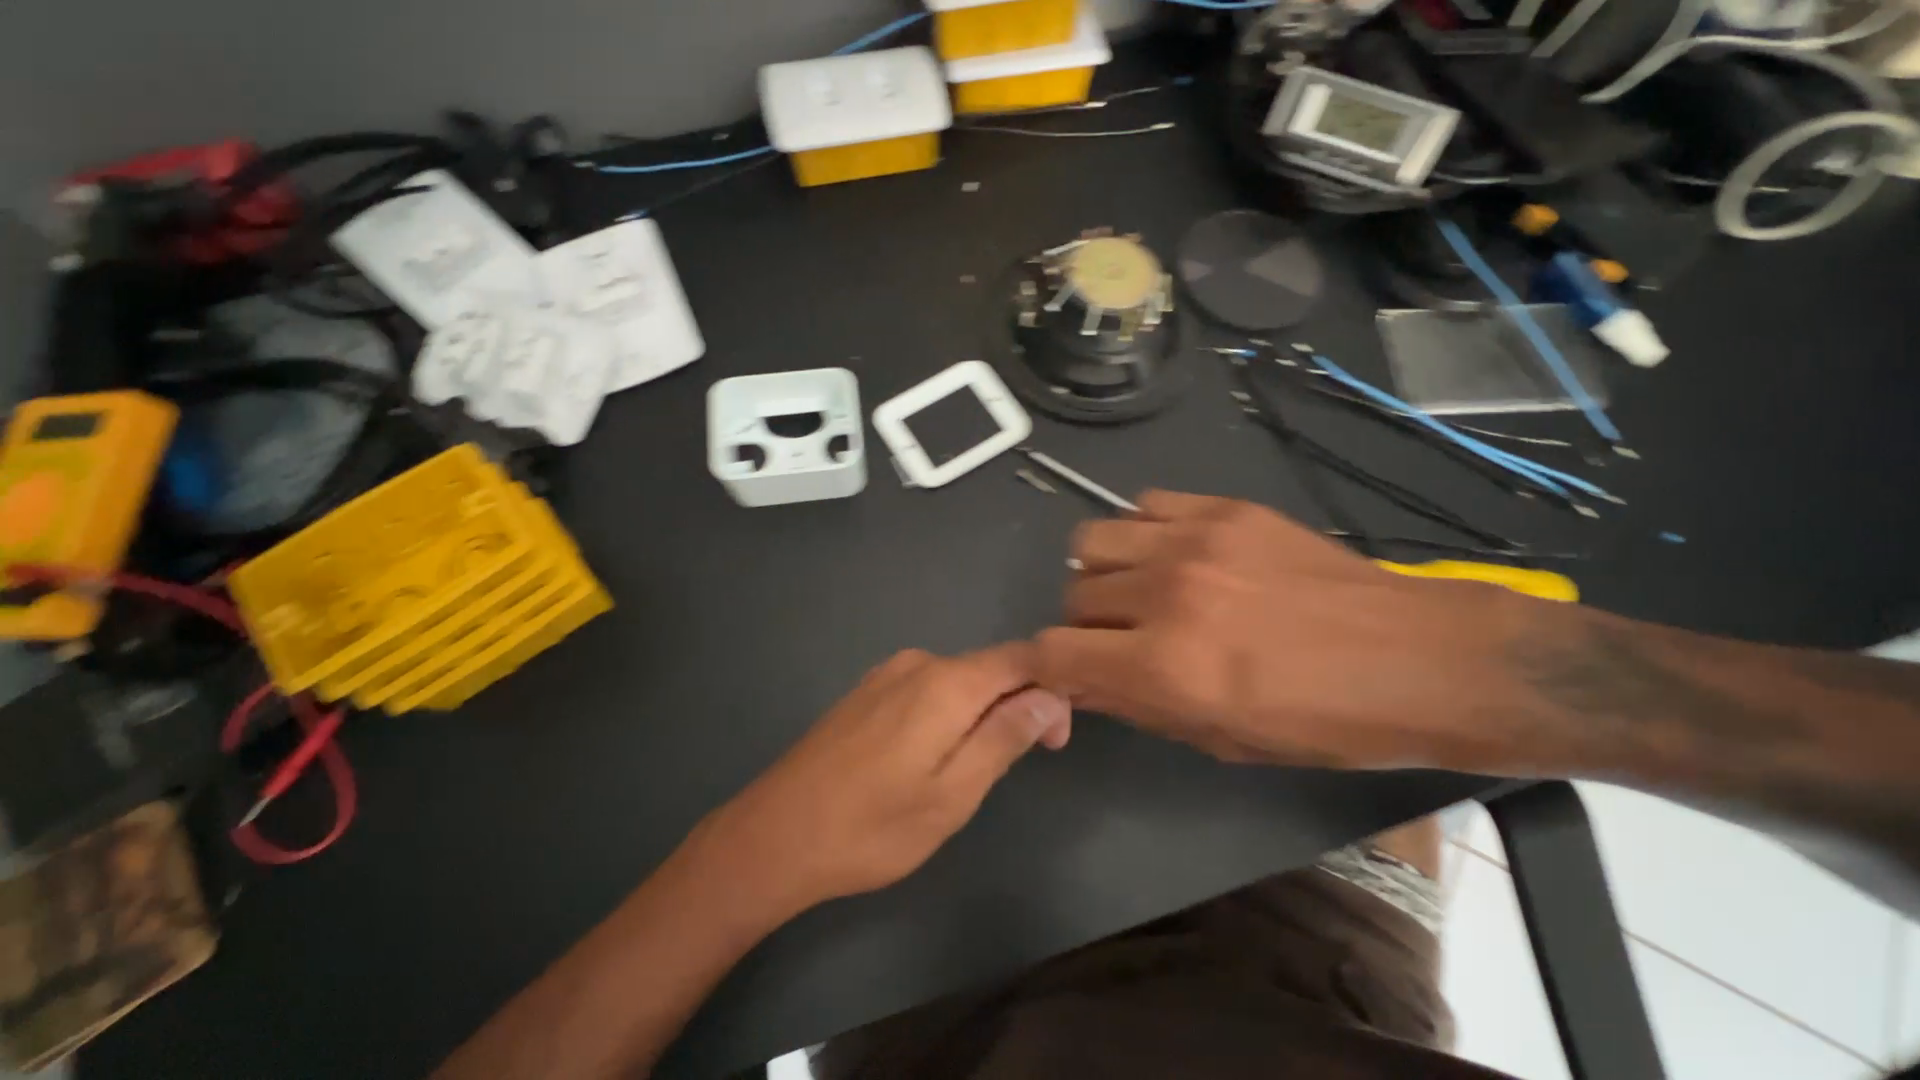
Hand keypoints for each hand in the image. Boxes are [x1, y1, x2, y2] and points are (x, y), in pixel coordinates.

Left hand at [690, 645, 1070, 915]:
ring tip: (977, 769)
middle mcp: (917, 664)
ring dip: (983, 712)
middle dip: (1020, 704)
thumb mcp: (953, 794)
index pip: (1022, 657)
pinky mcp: (863, 696)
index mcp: (946, 683)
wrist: (774, 837)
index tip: (1058, 739)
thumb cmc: (872, 827)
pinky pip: (925, 691)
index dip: (1053, 687)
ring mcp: (884, 677)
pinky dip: (948, 714)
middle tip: (1024, 763)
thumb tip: (1050, 696)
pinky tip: (933, 758)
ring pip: (957, 682)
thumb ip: (1004, 737)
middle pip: (989, 668)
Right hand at [1035, 491, 1539, 770]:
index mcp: (1165, 667)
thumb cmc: (1322, 723)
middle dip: (1085, 627)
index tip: (1067, 673)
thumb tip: (1080, 682)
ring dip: (1104, 574)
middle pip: (1072, 596)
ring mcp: (1196, 541)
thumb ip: (1137, 704)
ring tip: (1141, 592)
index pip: (1052, 652)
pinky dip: (1144, 532)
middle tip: (1123, 641)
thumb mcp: (1221, 738)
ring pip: (1093, 541)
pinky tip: (1176, 556)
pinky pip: (1145, 504)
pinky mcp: (1226, 508)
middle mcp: (1166, 595)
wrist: (1415, 659)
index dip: (1047, 667)